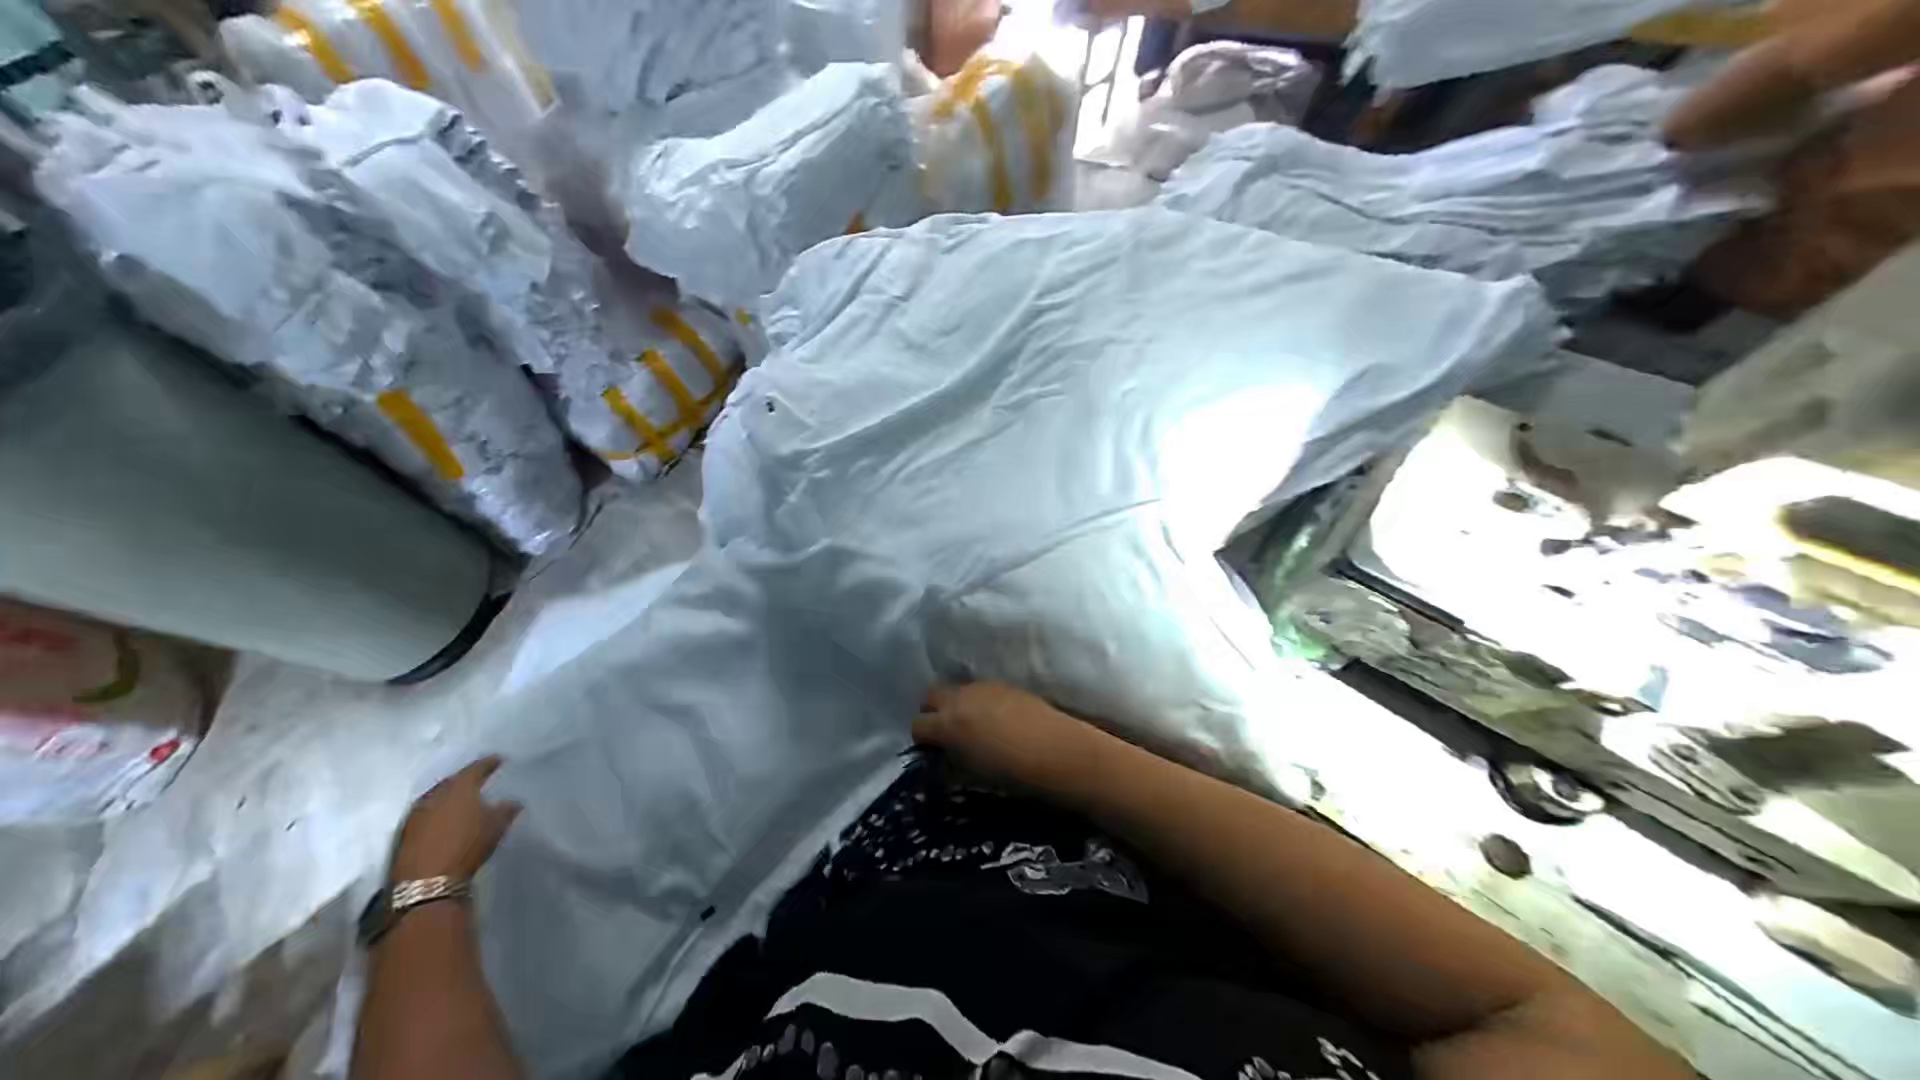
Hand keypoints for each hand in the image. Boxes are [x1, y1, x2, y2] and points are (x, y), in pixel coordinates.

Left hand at [390, 756, 521, 882]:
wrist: (427, 881)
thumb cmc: (468, 844)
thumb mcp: (497, 825)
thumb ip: (506, 808)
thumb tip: (512, 802)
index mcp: (460, 787)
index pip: (477, 767)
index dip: (490, 763)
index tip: (499, 759)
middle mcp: (436, 794)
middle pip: (453, 780)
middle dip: (466, 778)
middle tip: (480, 778)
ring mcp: (417, 813)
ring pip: (437, 796)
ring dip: (450, 795)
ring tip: (463, 798)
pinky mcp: (405, 832)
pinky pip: (426, 812)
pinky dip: (438, 811)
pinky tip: (445, 817)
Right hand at [913, 682, 1110, 794]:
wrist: (1057, 752)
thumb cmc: (1011, 774)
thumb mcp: (972, 776)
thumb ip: (951, 764)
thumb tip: (944, 760)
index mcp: (946, 724)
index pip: (918, 726)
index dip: (923, 740)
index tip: (933, 751)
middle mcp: (960, 698)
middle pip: (931, 696)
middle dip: (934, 712)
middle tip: (948, 734)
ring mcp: (983, 687)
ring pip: (957, 690)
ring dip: (958, 705)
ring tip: (974, 727)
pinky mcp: (1005, 684)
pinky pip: (980, 690)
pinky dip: (979, 701)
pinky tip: (997, 720)